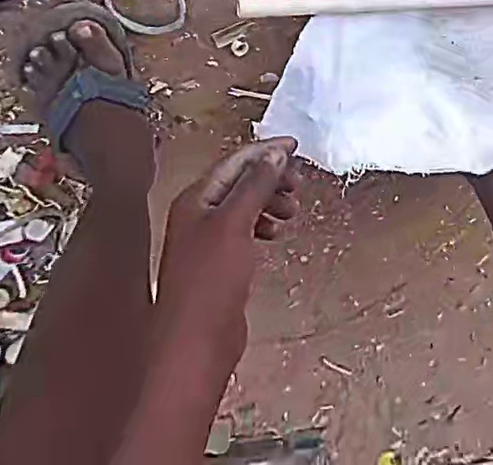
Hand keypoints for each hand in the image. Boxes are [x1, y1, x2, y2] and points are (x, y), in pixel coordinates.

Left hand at [153, 137, 300, 357]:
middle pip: (240, 181)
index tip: (295, 146)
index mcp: (196, 199)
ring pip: (244, 204)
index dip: (265, 151)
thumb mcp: (235, 223)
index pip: (235, 162)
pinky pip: (245, 228)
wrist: (194, 345)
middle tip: (298, 182)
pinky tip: (275, 232)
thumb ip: (255, 186)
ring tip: (292, 209)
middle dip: (270, 177)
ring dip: (270, 199)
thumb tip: (275, 155)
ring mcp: (207, 239)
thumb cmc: (210, 281)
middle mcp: (198, 214)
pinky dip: (263, 222)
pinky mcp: (219, 262)